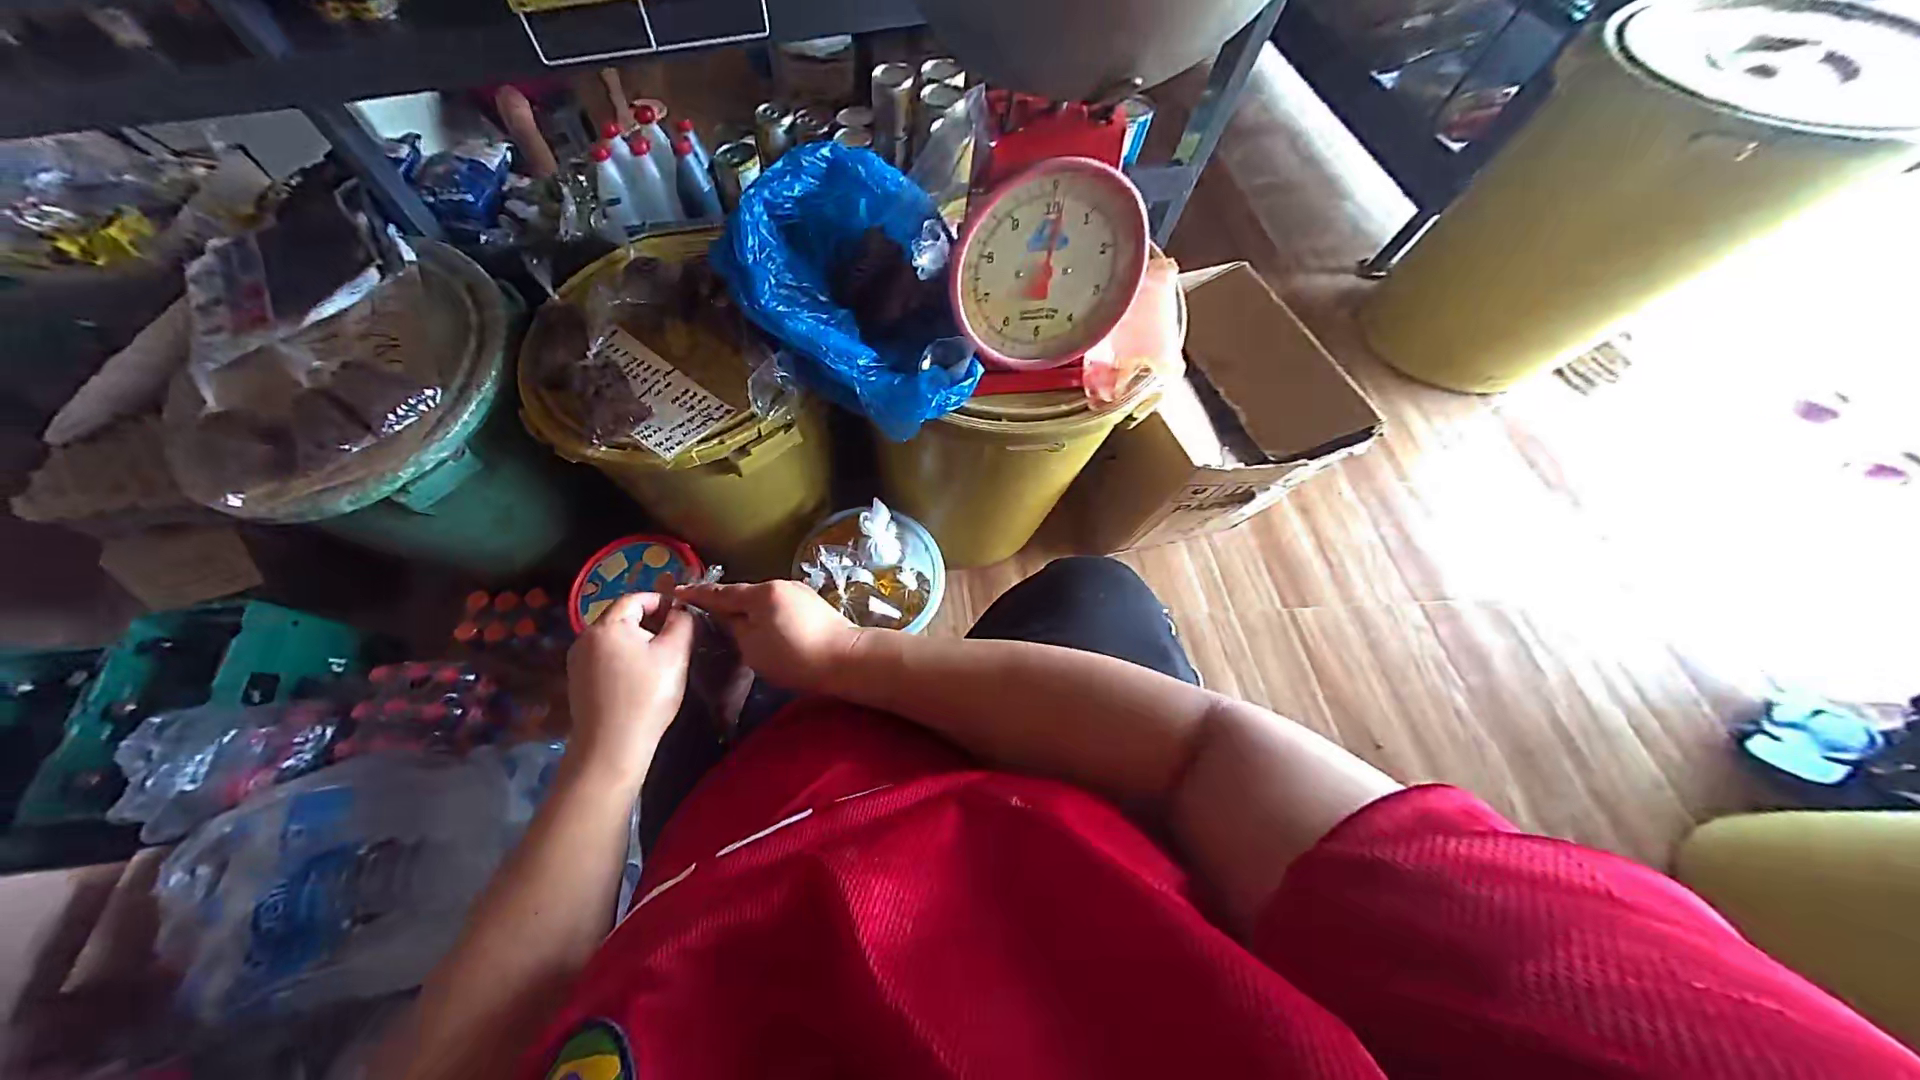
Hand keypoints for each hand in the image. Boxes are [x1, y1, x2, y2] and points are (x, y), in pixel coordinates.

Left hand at [565, 592, 693, 784]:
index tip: (683, 616)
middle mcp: (585, 638)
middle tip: (677, 639)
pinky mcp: (578, 681)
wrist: (612, 747)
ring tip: (662, 660)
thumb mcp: (675, 653)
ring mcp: (577, 661)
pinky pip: (606, 657)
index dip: (661, 601)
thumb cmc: (647, 695)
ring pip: (614, 639)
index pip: (635, 598)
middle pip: (622, 618)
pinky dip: (625, 658)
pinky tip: (641, 679)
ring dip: (639, 641)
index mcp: (607, 626)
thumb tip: (681, 610)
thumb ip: (682, 622)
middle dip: (651, 622)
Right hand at [673, 580, 858, 694]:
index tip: (676, 591)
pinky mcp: (813, 603)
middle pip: (744, 594)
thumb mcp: (752, 647)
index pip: (720, 593)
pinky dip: (767, 614)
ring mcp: (800, 592)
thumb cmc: (795, 657)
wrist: (846, 660)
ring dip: (748, 610)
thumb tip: (727, 616)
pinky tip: (764, 627)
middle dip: (724, 603)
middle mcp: (780, 584)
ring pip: (764, 600)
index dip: (696, 594)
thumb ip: (734, 627)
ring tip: (734, 625)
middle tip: (702, 613)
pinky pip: (779, 605)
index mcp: (762, 593)